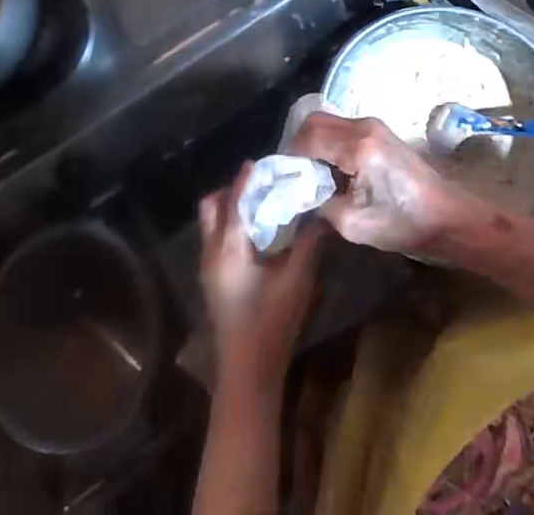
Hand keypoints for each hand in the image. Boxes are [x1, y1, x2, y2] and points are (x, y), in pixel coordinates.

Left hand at [198, 163, 324, 379]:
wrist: (248, 372)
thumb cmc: (271, 324)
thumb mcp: (297, 280)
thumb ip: (310, 244)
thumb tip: (324, 215)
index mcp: (228, 250)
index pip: (234, 203)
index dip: (245, 179)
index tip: (259, 161)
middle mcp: (212, 254)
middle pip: (211, 208)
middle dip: (232, 190)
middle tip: (261, 184)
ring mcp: (209, 269)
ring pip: (212, 224)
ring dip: (232, 208)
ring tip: (264, 203)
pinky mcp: (214, 281)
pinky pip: (217, 239)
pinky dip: (233, 225)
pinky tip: (260, 233)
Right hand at [288, 112, 481, 253]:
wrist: (445, 216)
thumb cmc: (402, 224)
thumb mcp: (351, 223)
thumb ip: (319, 202)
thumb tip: (300, 192)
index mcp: (358, 147)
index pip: (308, 138)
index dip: (289, 158)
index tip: (283, 180)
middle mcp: (365, 127)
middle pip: (315, 121)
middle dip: (298, 146)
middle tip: (294, 176)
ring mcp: (375, 125)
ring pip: (328, 121)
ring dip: (314, 143)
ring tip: (312, 176)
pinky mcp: (381, 132)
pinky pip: (343, 128)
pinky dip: (329, 143)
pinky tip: (332, 171)